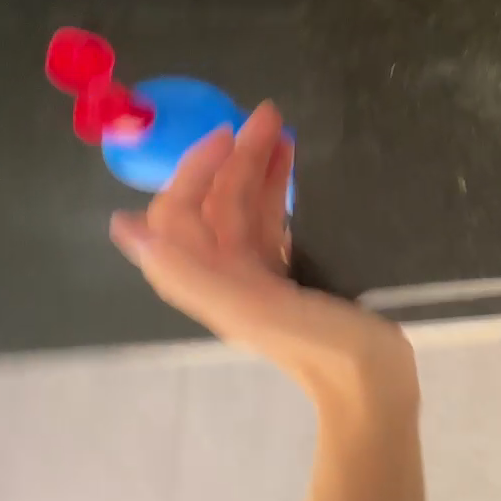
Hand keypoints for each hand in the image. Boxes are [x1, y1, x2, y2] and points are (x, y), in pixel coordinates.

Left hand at [109, 102, 416, 413]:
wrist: (372, 383)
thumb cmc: (323, 343)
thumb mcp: (258, 308)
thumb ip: (194, 272)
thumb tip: (128, 228)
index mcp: (211, 280)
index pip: (182, 213)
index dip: (199, 169)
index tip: (235, 132)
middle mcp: (227, 275)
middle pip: (217, 206)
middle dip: (236, 159)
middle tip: (271, 117)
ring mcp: (261, 278)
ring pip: (247, 213)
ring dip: (259, 172)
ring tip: (284, 136)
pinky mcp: (295, 280)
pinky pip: (274, 227)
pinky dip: (281, 197)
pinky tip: (294, 181)